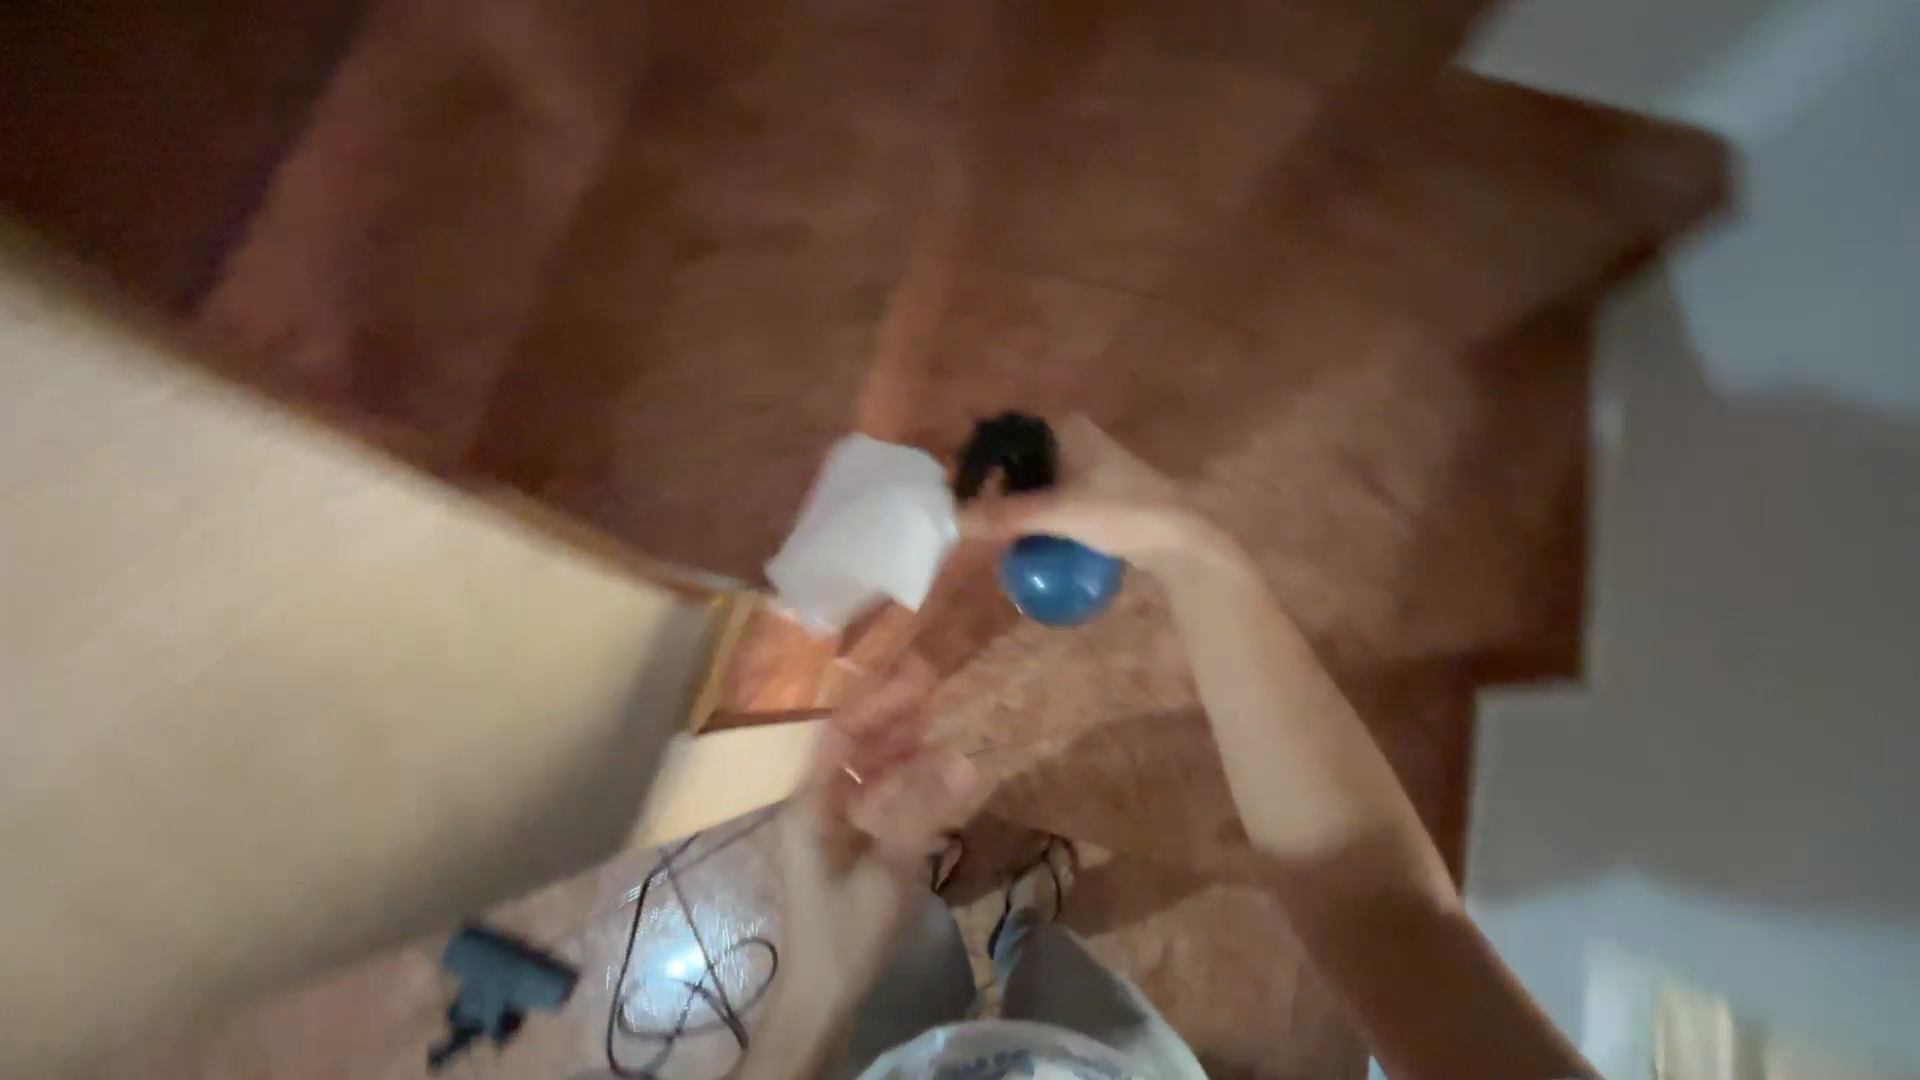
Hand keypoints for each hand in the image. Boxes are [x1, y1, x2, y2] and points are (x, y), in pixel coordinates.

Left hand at [772, 656, 976, 1020]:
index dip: (879, 703)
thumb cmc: (848, 932)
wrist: (822, 995)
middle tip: (932, 690)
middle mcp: (815, 803)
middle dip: (890, 717)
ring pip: (862, 768)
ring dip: (896, 745)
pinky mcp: (843, 842)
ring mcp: (828, 823)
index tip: (919, 681)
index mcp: (812, 803)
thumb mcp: (889, 871)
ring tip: (934, 721)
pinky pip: (870, 795)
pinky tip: (928, 773)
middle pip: (851, 745)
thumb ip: (925, 813)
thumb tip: (965, 760)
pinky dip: (898, 779)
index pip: (841, 733)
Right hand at [958, 415, 1242, 573]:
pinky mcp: (1096, 488)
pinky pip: (1052, 495)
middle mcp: (1072, 436)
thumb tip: (955, 520)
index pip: (1003, 435)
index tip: (956, 491)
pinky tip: (1023, 536)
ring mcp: (1087, 462)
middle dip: (991, 485)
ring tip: (991, 529)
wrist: (1180, 536)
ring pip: (1034, 478)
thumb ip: (1006, 516)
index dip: (975, 461)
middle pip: (1016, 457)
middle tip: (970, 514)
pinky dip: (1034, 511)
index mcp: (1063, 427)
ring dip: (1012, 501)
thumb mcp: (1059, 513)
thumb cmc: (1122, 511)